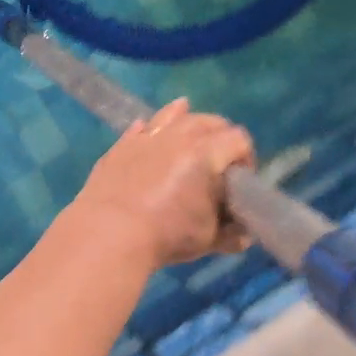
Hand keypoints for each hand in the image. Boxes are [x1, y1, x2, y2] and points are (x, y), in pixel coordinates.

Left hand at [67, 98, 253, 270]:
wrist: (109, 232)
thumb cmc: (167, 234)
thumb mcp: (209, 239)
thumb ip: (230, 232)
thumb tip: (242, 233)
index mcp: (205, 154)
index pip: (238, 140)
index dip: (246, 156)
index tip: (242, 178)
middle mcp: (176, 137)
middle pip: (208, 121)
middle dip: (221, 136)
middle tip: (221, 161)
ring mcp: (145, 138)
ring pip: (173, 116)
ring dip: (187, 120)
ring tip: (192, 132)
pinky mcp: (120, 146)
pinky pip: (141, 127)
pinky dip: (151, 126)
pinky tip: (150, 130)